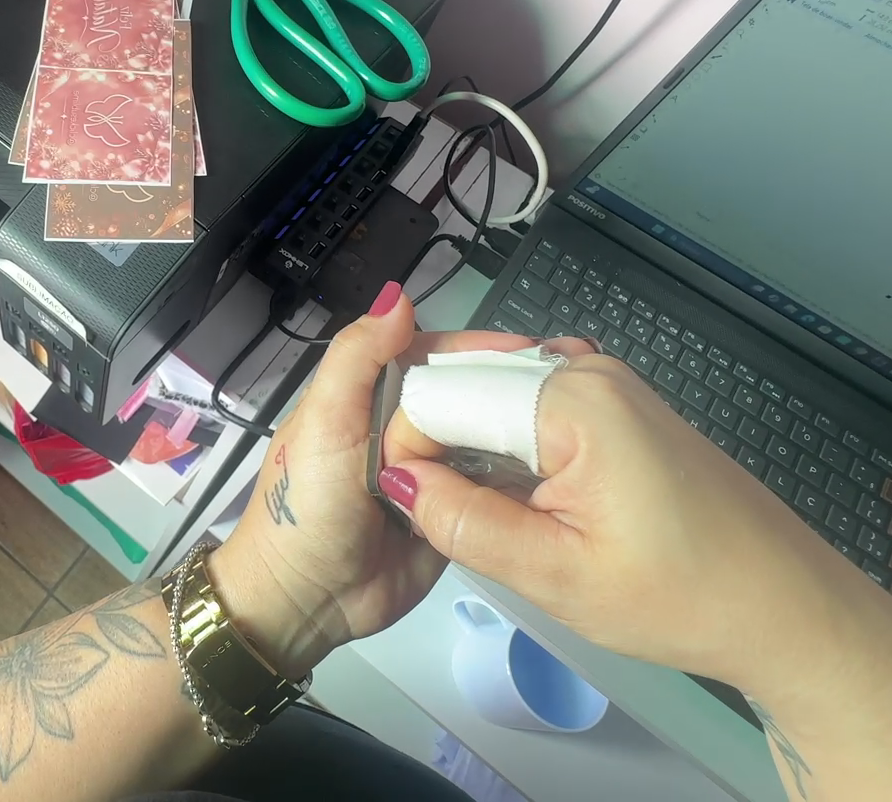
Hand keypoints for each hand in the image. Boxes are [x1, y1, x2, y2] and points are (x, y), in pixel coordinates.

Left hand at [210, 285, 591, 676]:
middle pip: (465, 394)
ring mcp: (430, 470)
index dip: (479, 349)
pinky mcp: (451, 511)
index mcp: (370, 394)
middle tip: (580, 388)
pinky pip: (489, 488)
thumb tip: (398, 295)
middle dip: (513, 388)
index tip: (537, 350)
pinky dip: (520, 478)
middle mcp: (403, 425)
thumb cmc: (307, 502)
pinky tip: (568, 472)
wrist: (305, 598)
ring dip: (524, 432)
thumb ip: (355, 359)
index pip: (432, 354)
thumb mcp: (324, 420)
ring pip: (483, 438)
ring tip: (586, 427)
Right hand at [379, 346, 887, 687]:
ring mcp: (597, 375)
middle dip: (434, 443)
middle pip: (460, 383)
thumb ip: (464, 522)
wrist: (796, 612)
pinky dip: (496, 438)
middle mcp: (578, 365)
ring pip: (484, 391)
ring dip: (463, 442)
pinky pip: (518, 400)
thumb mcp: (558, 576)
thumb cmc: (684, 599)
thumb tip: (394, 478)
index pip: (440, 397)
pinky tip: (512, 485)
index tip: (407, 505)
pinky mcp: (606, 397)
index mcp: (569, 396)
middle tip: (439, 509)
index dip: (406, 448)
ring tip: (475, 503)